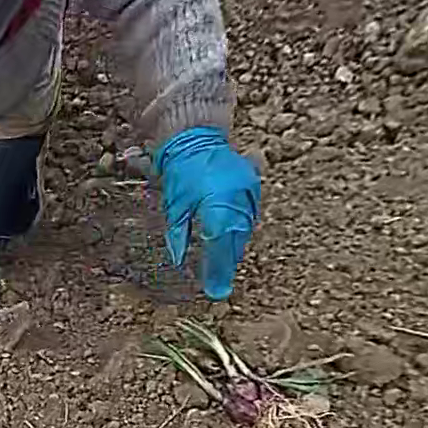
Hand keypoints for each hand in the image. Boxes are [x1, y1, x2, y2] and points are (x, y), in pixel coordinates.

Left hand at [154, 127, 260, 300]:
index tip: (216, 291)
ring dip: (232, 248)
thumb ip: (180, 236)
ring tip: (223, 265)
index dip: (217, 272)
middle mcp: (237, 200)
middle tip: (218, 282)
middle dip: (225, 263)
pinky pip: (248, 216)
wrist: (196, 135)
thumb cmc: (181, 171)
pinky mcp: (252, 186)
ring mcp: (248, 192)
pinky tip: (229, 240)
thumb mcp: (175, 207)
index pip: (219, 247)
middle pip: (234, 242)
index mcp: (217, 206)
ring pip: (243, 231)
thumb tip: (181, 262)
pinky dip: (239, 231)